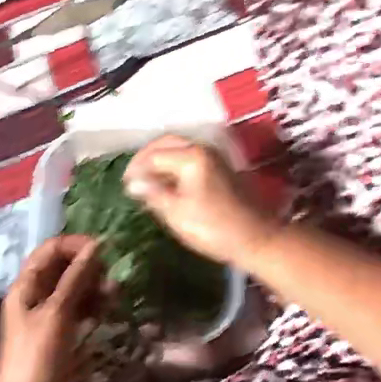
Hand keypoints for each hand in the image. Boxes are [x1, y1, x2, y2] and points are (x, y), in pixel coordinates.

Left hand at [0, 235, 104, 381]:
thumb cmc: (40, 357)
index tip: (103, 252)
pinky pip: (75, 308)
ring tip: (114, 298)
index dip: (76, 245)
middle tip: (111, 281)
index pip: (51, 249)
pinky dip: (90, 305)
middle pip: (62, 267)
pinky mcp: (56, 332)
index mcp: (25, 285)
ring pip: (72, 288)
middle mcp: (33, 294)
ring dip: (93, 287)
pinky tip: (105, 312)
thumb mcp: (59, 314)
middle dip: (88, 268)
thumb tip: (96, 246)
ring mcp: (44, 313)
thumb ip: (76, 278)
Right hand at [123, 136, 281, 268]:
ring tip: (147, 178)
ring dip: (160, 158)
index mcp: (191, 156)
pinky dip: (174, 163)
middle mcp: (203, 148)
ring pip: (180, 147)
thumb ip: (152, 193)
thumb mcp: (176, 213)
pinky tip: (167, 181)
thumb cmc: (213, 228)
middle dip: (147, 156)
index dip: (136, 168)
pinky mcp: (220, 167)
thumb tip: (132, 182)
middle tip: (133, 175)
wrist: (256, 238)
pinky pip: (190, 156)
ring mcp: (214, 156)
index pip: (153, 155)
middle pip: (167, 143)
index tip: (124, 184)